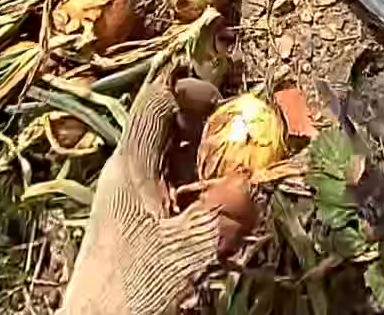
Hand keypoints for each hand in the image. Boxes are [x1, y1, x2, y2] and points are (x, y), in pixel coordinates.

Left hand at [59, 77, 255, 314]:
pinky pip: (178, 184)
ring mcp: (135, 196)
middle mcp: (131, 171)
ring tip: (238, 169)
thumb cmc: (127, 293)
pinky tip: (221, 205)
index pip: (157, 99)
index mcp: (131, 163)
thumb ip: (223, 213)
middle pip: (171, 123)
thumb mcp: (181, 251)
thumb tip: (256, 183)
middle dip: (209, 122)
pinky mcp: (143, 221)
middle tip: (242, 133)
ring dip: (210, 155)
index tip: (225, 101)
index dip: (190, 89)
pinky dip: (204, 183)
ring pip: (177, 154)